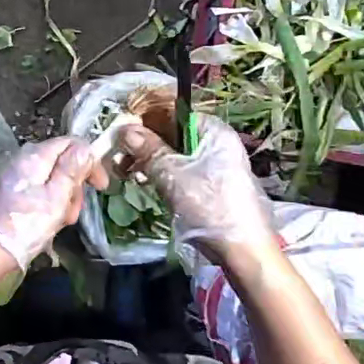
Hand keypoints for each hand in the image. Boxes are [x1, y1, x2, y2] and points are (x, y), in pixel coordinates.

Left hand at [0, 137, 109, 269]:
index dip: (90, 162)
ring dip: (62, 200)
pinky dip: (46, 205)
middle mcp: (21, 159)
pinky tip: (45, 224)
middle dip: (74, 186)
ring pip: (49, 180)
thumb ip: (71, 169)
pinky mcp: (5, 193)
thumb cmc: (25, 224)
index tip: (101, 187)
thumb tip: (85, 147)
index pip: (71, 143)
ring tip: (60, 223)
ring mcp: (11, 176)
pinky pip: (35, 191)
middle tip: (74, 213)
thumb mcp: (56, 197)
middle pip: (61, 162)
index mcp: (35, 155)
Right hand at [119, 116, 276, 264]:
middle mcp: (216, 142)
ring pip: (174, 153)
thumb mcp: (173, 175)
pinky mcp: (211, 185)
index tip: (121, 130)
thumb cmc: (210, 206)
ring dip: (149, 160)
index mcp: (213, 131)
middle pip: (172, 132)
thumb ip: (148, 149)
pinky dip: (162, 174)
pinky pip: (180, 170)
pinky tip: (145, 183)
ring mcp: (215, 164)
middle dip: (144, 142)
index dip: (146, 118)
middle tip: (120, 157)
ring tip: (127, 173)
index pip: (173, 111)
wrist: (243, 252)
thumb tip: (125, 129)